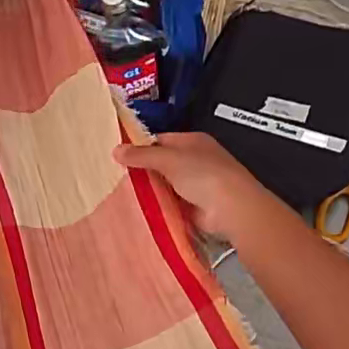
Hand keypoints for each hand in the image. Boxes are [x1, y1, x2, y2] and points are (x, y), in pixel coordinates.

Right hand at [113, 131, 277, 239]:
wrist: (231, 208)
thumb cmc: (205, 175)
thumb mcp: (169, 158)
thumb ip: (142, 155)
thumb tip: (116, 150)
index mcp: (193, 141)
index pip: (161, 140)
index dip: (141, 146)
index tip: (119, 155)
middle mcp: (195, 161)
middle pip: (162, 164)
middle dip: (143, 170)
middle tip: (117, 176)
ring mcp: (195, 185)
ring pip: (165, 185)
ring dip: (150, 190)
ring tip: (122, 193)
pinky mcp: (194, 207)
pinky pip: (170, 204)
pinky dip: (158, 206)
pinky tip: (140, 209)